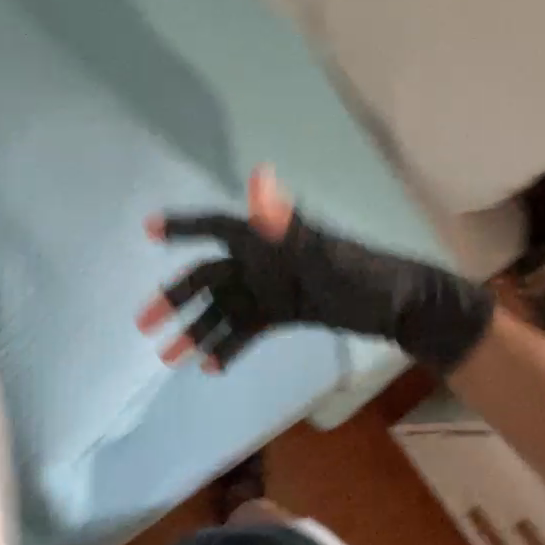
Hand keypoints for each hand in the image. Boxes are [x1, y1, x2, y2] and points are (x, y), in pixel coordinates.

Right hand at [136, 166, 494, 373]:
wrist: (400, 305)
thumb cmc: (362, 275)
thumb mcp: (322, 251)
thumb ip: (284, 223)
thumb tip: (261, 177)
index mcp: (267, 239)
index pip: (216, 226)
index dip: (183, 227)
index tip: (148, 230)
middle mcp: (263, 261)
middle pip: (209, 276)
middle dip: (175, 297)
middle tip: (144, 322)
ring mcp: (273, 289)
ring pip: (223, 309)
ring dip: (196, 331)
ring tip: (167, 358)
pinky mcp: (286, 313)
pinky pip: (248, 330)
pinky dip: (229, 346)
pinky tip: (211, 368)